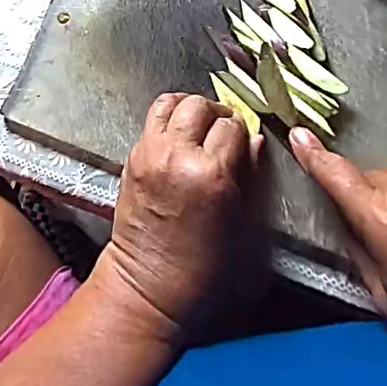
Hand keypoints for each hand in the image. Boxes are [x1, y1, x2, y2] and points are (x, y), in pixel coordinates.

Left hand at [89, 93, 258, 347]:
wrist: (149, 282)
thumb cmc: (203, 266)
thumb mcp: (242, 224)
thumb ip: (249, 175)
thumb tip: (254, 141)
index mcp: (211, 174)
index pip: (231, 126)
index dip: (242, 130)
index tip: (245, 138)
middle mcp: (177, 156)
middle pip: (198, 106)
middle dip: (216, 113)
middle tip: (223, 127)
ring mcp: (149, 153)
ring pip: (169, 103)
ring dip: (188, 108)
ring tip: (199, 123)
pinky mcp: (132, 157)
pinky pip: (151, 121)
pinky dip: (167, 119)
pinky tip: (178, 135)